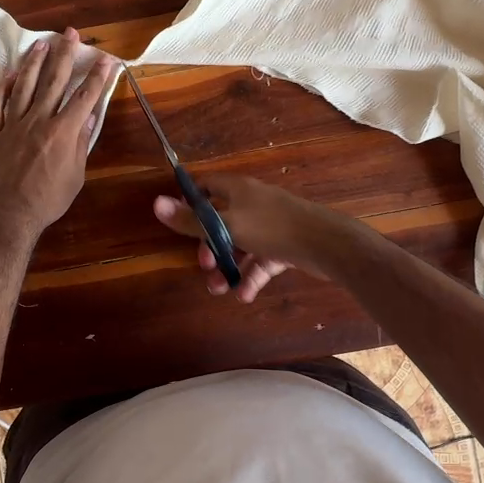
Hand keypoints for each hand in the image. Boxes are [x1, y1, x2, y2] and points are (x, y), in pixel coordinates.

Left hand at [0, 28, 118, 242]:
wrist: (9, 216)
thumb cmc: (48, 201)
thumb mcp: (76, 176)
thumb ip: (81, 143)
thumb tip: (89, 117)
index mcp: (62, 131)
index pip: (84, 96)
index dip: (97, 76)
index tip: (107, 59)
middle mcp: (37, 120)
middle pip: (54, 80)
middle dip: (65, 54)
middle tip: (72, 33)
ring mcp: (12, 125)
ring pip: (23, 85)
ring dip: (34, 62)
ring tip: (42, 44)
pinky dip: (2, 88)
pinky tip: (8, 76)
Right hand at [152, 174, 356, 301]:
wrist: (328, 245)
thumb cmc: (274, 228)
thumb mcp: (227, 226)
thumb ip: (192, 221)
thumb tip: (155, 203)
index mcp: (239, 190)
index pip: (208, 187)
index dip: (192, 202)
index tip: (181, 222)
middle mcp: (254, 203)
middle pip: (223, 221)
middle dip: (211, 246)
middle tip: (205, 265)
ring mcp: (272, 225)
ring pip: (242, 246)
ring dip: (229, 267)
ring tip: (220, 289)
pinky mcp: (286, 246)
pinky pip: (262, 261)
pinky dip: (252, 276)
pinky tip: (245, 295)